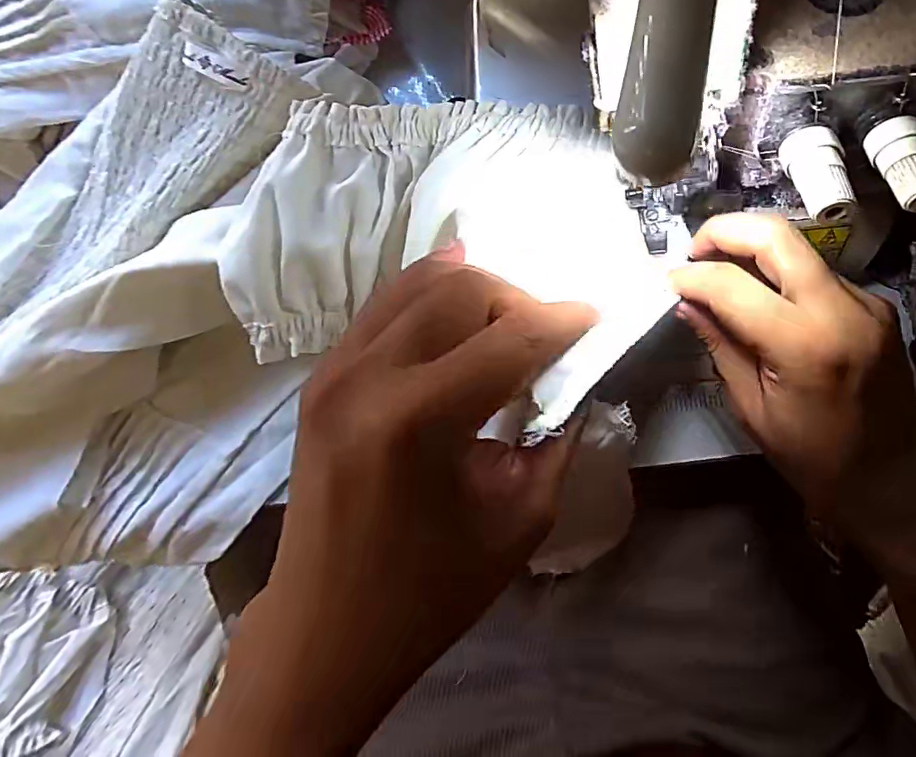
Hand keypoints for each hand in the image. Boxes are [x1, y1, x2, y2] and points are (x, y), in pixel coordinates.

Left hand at [209, 244, 595, 754]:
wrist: (323, 633)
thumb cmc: (428, 592)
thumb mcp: (521, 520)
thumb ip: (557, 437)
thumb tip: (572, 378)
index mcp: (416, 421)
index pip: (509, 338)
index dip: (561, 321)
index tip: (593, 318)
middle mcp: (367, 376)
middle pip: (463, 290)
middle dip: (519, 301)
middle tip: (546, 336)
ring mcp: (336, 369)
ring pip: (421, 281)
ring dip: (477, 289)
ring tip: (507, 322)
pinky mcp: (323, 374)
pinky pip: (388, 303)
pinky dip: (432, 291)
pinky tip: (460, 298)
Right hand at [670, 213, 915, 546]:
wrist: (898, 480)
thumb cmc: (817, 459)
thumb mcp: (754, 409)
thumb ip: (721, 345)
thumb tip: (687, 302)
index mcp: (806, 344)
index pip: (733, 284)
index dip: (692, 277)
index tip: (670, 283)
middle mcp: (841, 308)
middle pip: (775, 234)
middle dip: (724, 230)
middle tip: (694, 252)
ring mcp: (865, 300)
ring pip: (797, 247)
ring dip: (753, 249)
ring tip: (722, 272)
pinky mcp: (875, 302)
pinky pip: (816, 271)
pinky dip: (781, 273)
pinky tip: (765, 297)